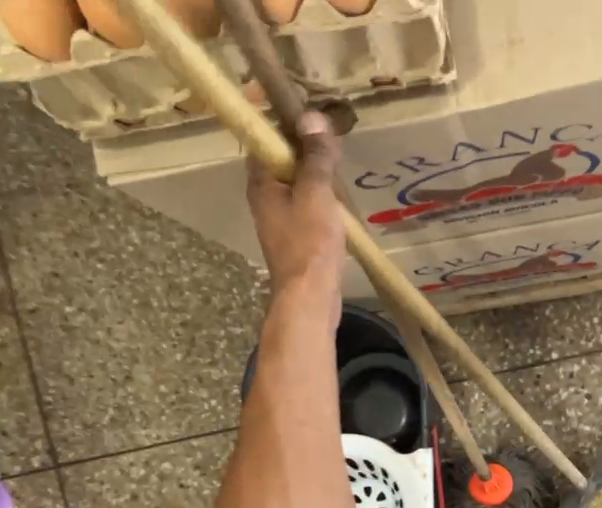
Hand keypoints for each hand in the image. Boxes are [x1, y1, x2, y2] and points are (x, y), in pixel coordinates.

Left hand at [246, 111, 344, 293]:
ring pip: (296, 186)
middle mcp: (264, 199)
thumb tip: (312, 117)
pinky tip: (339, 202)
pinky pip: (307, 208)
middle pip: (283, 162)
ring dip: (316, 176)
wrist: (310, 298)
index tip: (312, 115)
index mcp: (261, 183)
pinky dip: (321, 199)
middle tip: (333, 139)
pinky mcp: (296, 240)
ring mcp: (280, 222)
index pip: (266, 140)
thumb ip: (315, 157)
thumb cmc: (309, 244)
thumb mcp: (316, 193)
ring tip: (340, 166)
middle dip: (306, 149)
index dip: (286, 124)